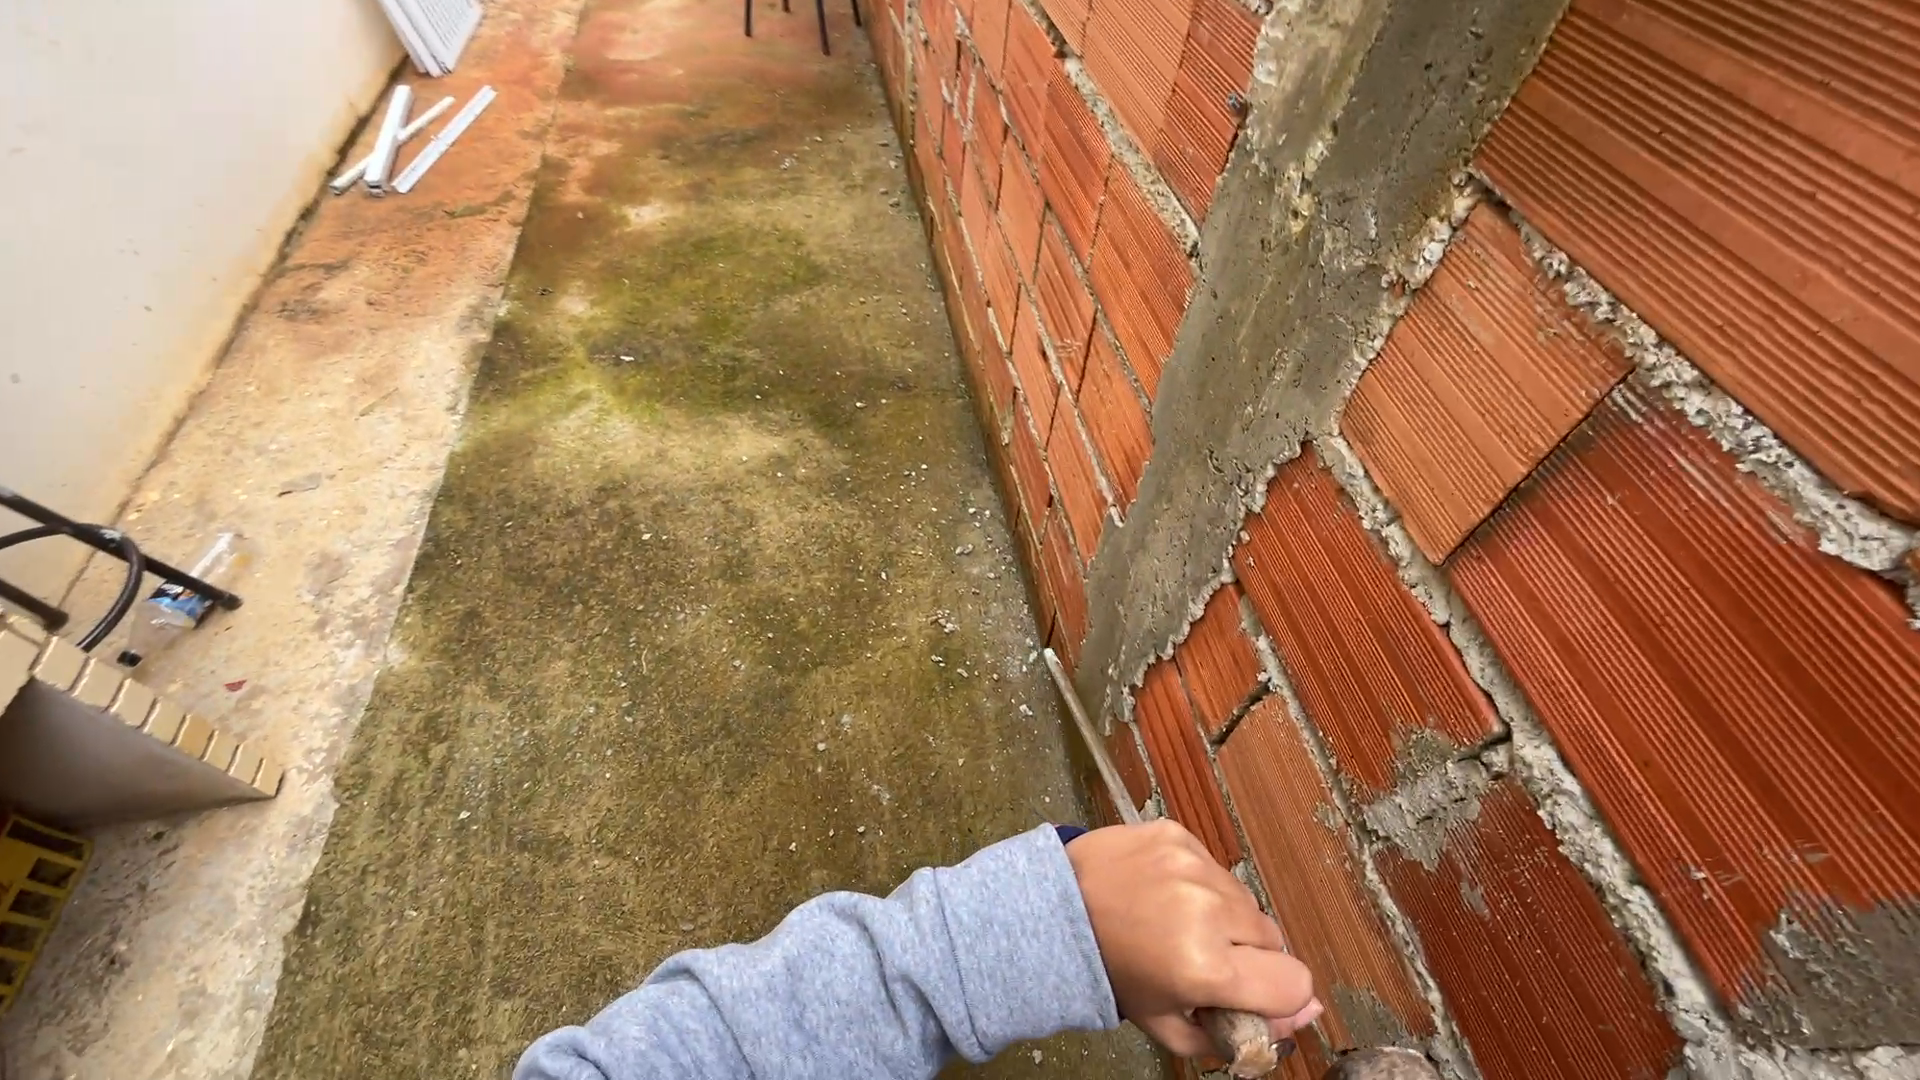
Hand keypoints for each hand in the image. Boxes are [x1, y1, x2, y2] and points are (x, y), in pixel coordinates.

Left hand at [1065, 820, 1320, 1056]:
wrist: (1059, 907)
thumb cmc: (1112, 968)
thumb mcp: (1169, 1025)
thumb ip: (1242, 1031)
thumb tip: (1305, 1009)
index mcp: (1207, 968)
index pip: (1295, 981)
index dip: (1279, 992)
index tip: (1252, 990)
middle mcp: (1207, 910)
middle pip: (1272, 937)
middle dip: (1248, 953)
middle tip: (1204, 955)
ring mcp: (1192, 865)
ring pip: (1244, 899)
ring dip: (1225, 915)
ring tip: (1179, 920)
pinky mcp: (1176, 834)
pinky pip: (1214, 865)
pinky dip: (1200, 882)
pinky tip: (1167, 891)